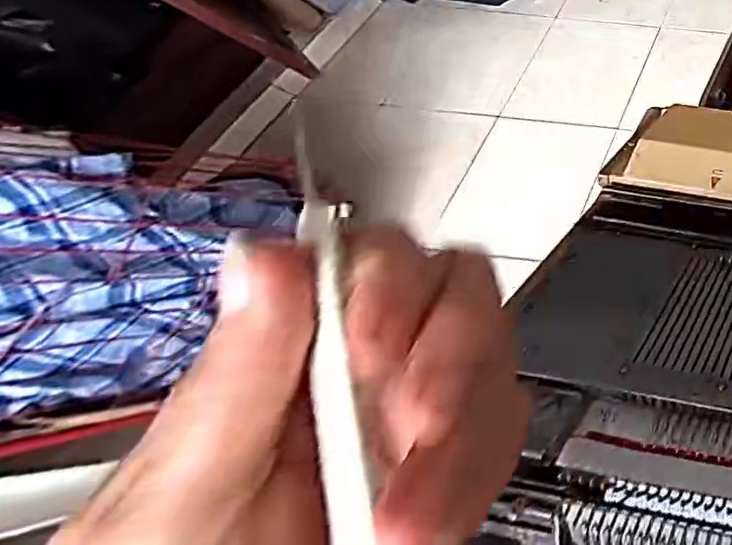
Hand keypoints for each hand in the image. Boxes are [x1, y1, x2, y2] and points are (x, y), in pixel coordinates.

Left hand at [56, 228, 529, 544]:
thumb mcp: (182, 479)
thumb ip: (237, 367)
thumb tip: (263, 257)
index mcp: (302, 345)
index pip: (382, 256)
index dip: (394, 287)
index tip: (372, 350)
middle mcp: (371, 359)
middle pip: (463, 294)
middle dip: (454, 357)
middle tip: (419, 424)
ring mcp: (423, 399)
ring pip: (496, 359)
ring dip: (465, 435)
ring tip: (400, 516)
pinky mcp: (461, 444)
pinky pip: (505, 424)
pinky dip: (477, 474)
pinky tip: (428, 521)